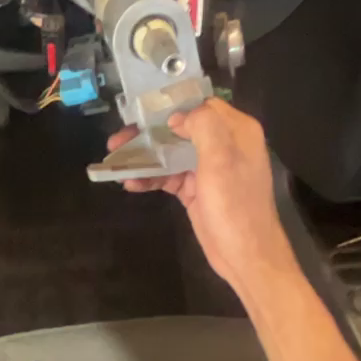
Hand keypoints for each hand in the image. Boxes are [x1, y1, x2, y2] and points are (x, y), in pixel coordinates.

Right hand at [109, 98, 296, 292]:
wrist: (245, 255)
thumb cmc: (235, 206)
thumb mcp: (222, 159)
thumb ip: (203, 126)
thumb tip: (176, 117)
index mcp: (237, 131)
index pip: (201, 106)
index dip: (171, 108)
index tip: (142, 115)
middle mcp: (224, 145)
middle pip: (180, 129)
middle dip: (148, 134)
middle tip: (116, 141)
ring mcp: (208, 169)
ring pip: (170, 153)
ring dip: (143, 157)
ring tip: (115, 162)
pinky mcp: (196, 190)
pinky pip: (169, 176)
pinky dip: (150, 178)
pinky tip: (129, 184)